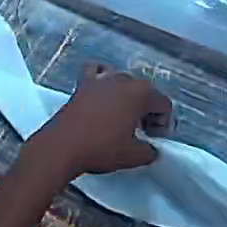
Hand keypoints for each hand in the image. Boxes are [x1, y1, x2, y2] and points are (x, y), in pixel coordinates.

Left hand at [22, 63, 172, 178]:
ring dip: (128, 96)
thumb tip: (150, 150)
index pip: (163, 103)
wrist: (63, 146)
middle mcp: (123, 79)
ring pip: (123, 80)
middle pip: (145, 91)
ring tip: (123, 117)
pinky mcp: (83, 82)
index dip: (163, 123)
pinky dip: (102, 77)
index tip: (153, 139)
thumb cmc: (101, 148)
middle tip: (142, 132)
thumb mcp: (133, 156)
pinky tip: (102, 91)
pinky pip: (97, 71)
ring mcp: (102, 78)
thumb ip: (149, 151)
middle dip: (147, 110)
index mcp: (141, 93)